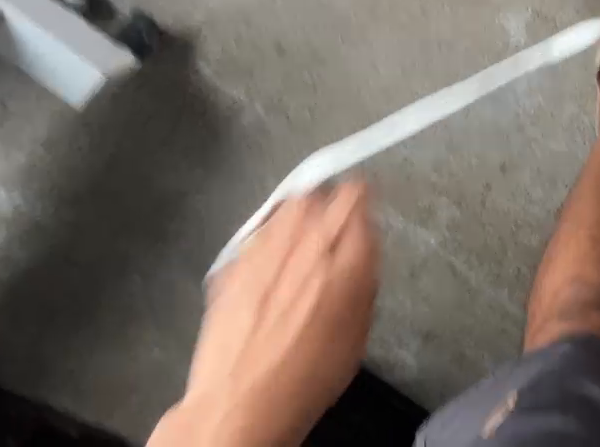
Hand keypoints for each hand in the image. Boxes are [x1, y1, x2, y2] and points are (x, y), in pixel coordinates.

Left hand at [151, 182, 379, 446]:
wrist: (241, 406)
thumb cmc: (307, 376)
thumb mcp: (359, 328)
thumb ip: (364, 278)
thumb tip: (365, 248)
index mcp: (348, 262)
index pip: (360, 199)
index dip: (364, 196)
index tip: (364, 198)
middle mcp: (308, 249)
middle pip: (325, 194)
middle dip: (334, 196)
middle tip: (338, 206)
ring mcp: (267, 254)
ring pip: (291, 204)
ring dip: (303, 205)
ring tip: (307, 216)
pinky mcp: (233, 266)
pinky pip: (260, 228)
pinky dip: (272, 227)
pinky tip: (275, 243)